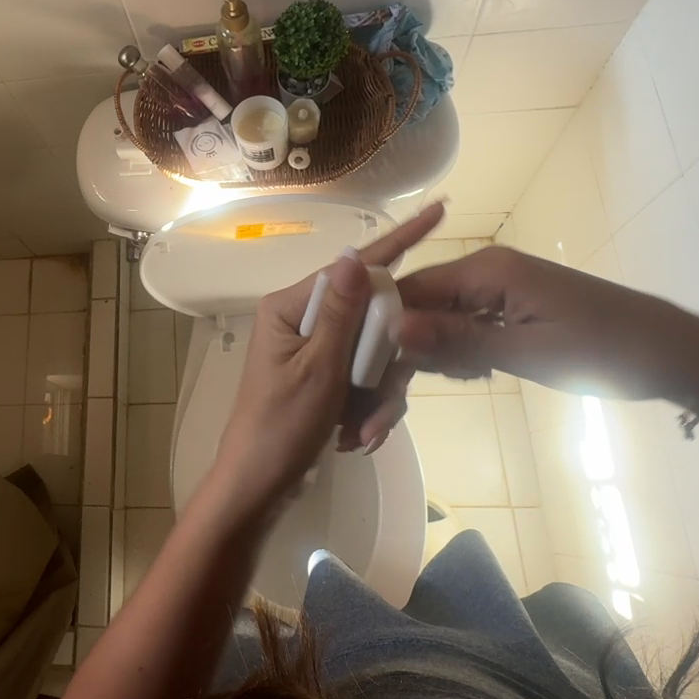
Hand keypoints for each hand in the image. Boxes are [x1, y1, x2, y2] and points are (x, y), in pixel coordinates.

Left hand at [203, 204, 441, 516]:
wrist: (259, 487)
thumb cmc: (281, 428)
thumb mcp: (318, 371)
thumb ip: (342, 314)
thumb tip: (356, 255)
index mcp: (290, 308)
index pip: (352, 269)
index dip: (398, 243)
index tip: (439, 211)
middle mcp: (300, 320)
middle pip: (370, 320)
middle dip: (386, 368)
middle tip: (380, 409)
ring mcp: (313, 350)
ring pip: (372, 355)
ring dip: (375, 399)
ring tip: (360, 435)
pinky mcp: (323, 377)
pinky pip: (362, 380)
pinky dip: (366, 412)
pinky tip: (355, 439)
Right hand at [394, 246, 698, 419]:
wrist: (676, 355)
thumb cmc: (606, 352)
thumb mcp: (529, 351)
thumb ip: (458, 340)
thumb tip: (394, 330)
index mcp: (485, 270)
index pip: (407, 291)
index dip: (380, 331)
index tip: (363, 376)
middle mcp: (483, 271)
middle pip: (418, 308)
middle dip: (404, 354)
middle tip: (394, 409)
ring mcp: (497, 289)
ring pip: (437, 321)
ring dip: (430, 358)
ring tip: (446, 390)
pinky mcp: (509, 307)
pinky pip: (462, 326)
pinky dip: (456, 354)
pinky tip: (473, 373)